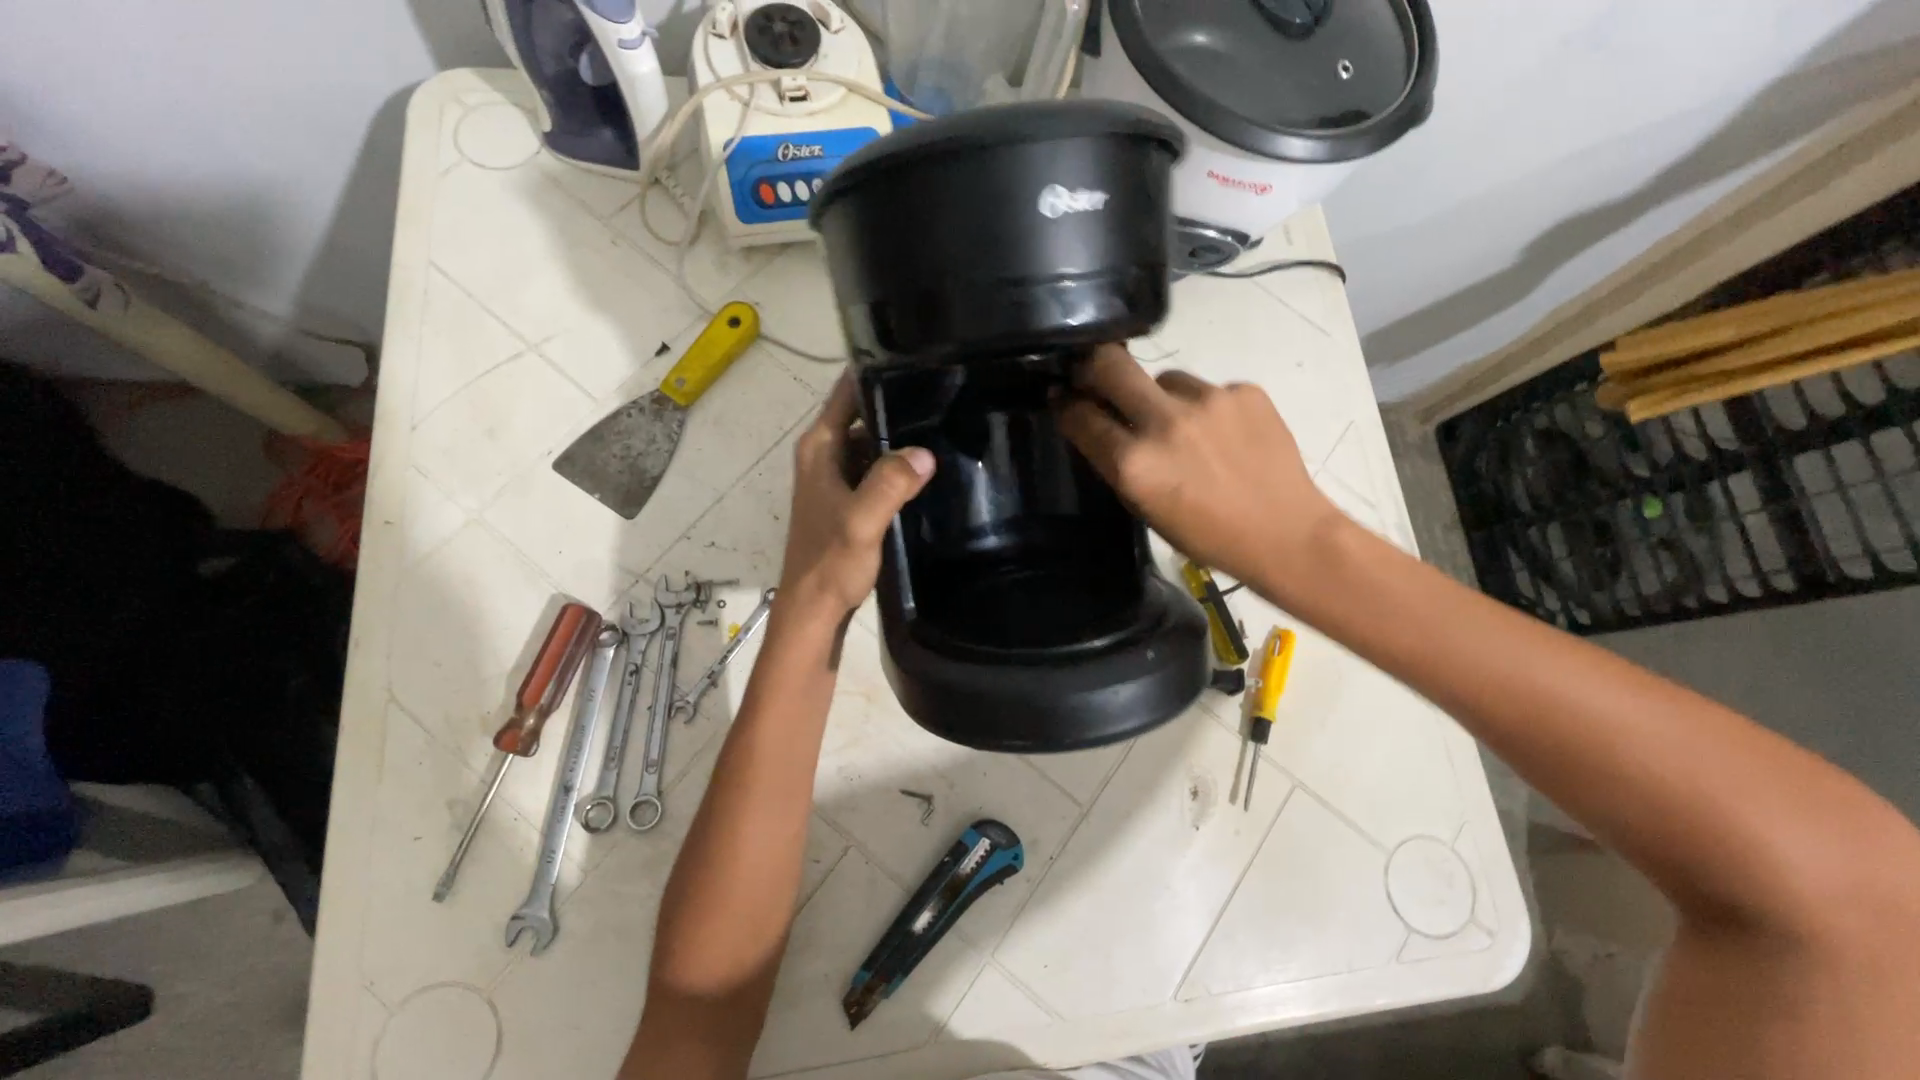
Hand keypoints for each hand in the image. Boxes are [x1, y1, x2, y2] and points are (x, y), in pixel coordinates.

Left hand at [778, 373, 935, 620]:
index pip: (847, 391)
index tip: (919, 361)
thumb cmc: (830, 562)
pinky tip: (928, 468)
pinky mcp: (848, 499)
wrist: (812, 609)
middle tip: (947, 395)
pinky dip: (897, 464)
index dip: (878, 372)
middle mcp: (824, 454)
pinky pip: (876, 468)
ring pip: (872, 442)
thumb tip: (924, 453)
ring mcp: (835, 477)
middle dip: (899, 404)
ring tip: (946, 425)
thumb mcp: (862, 521)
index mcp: (820, 447)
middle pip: (863, 414)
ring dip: (901, 437)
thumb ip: (890, 484)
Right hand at [1053, 344, 1344, 596]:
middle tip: (1095, 377)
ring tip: (1185, 429)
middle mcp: (1165, 423)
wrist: (1286, 533)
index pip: (1080, 415)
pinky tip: (1222, 436)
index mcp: (1134, 464)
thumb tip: (1097, 427)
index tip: (1062, 397)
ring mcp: (1208, 400)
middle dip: (1092, 367)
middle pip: (1109, 364)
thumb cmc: (1208, 535)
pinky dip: (1206, 409)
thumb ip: (1118, 464)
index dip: (1064, 404)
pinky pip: (1208, 389)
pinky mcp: (1244, 390)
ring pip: (1164, 379)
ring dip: (1161, 398)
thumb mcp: (1146, 509)